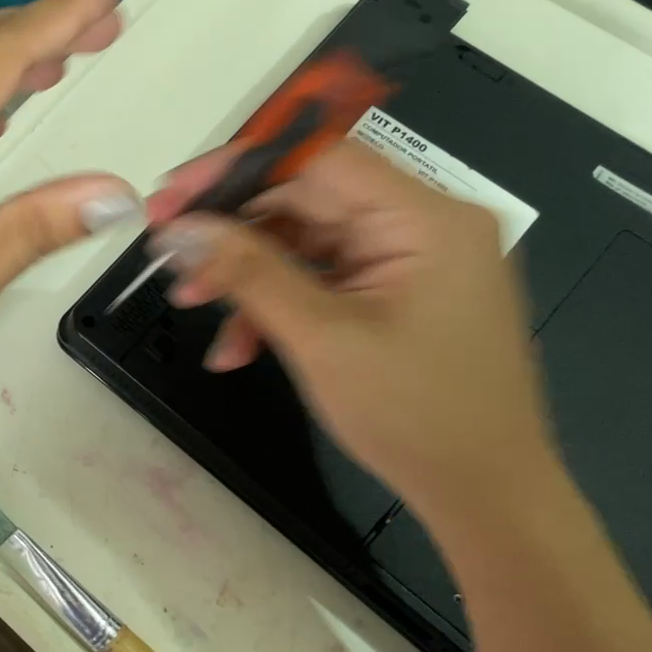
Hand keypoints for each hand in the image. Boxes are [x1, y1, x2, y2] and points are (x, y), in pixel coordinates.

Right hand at [146, 140, 558, 516]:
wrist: (482, 492)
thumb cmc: (414, 414)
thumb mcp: (320, 338)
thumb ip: (248, 273)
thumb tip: (180, 230)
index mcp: (424, 218)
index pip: (316, 160)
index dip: (234, 170)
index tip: (170, 198)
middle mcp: (421, 224)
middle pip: (304, 201)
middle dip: (232, 236)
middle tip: (170, 262)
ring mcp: (408, 259)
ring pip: (302, 243)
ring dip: (246, 278)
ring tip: (197, 311)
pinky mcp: (394, 292)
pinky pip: (319, 278)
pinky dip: (275, 304)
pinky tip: (239, 347)